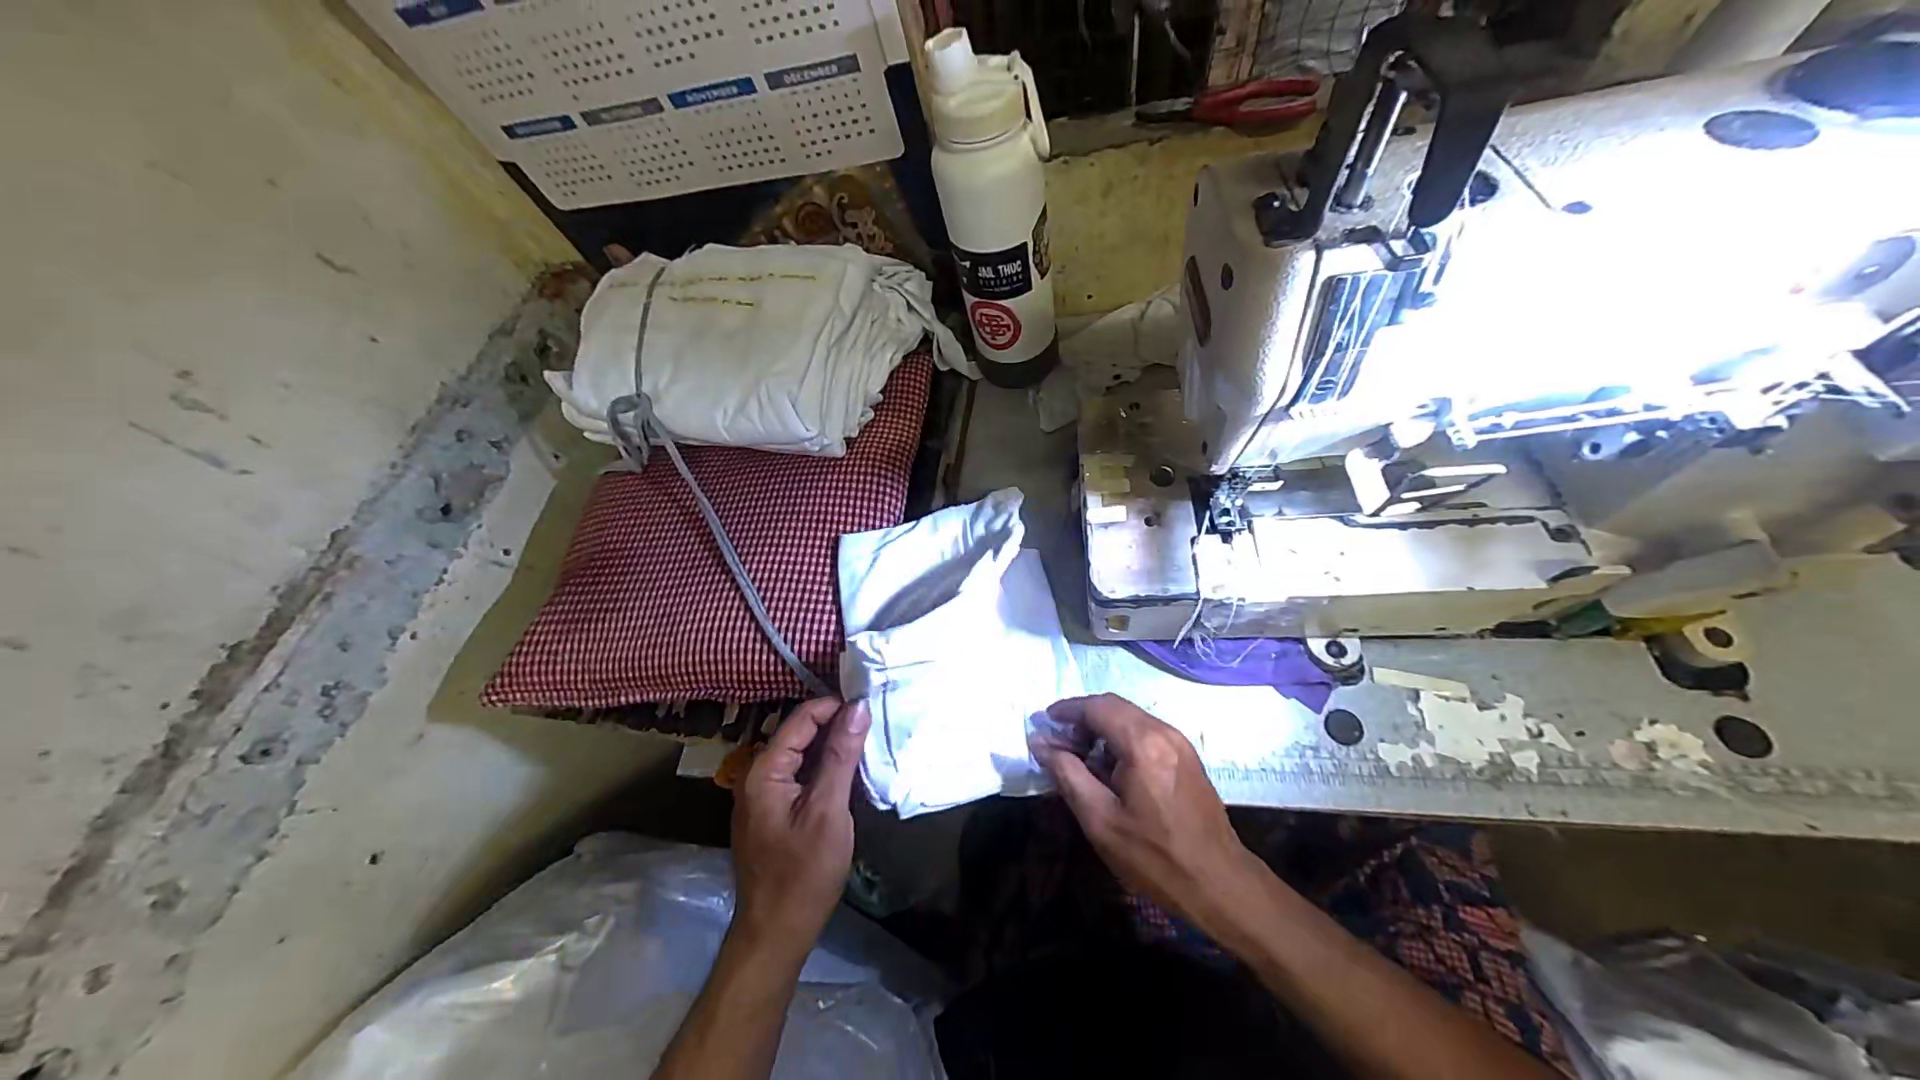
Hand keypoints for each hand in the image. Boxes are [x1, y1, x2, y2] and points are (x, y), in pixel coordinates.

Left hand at [730, 697, 869, 957]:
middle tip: (872, 724)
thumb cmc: (803, 873)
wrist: (776, 932)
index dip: (834, 707)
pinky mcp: (770, 813)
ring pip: (799, 755)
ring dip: (829, 746)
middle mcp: (754, 776)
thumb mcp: (828, 810)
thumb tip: (857, 708)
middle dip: (833, 724)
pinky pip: (797, 775)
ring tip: (865, 743)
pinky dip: (821, 768)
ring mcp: (760, 796)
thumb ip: (840, 756)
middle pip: (797, 734)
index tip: (869, 709)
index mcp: (763, 771)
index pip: (800, 719)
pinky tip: (846, 773)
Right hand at [1032, 694, 1271, 943]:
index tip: (1042, 723)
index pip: (1097, 707)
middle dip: (1081, 718)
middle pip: (1114, 707)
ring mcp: (1181, 744)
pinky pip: (1146, 734)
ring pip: (1131, 719)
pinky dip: (1121, 740)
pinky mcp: (1188, 758)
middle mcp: (1165, 732)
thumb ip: (1067, 774)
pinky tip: (1108, 768)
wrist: (1220, 884)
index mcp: (1143, 743)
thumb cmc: (1155, 857)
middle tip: (1056, 742)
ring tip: (1078, 757)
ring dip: (1101, 729)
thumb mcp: (1100, 820)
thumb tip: (1040, 744)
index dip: (1066, 710)